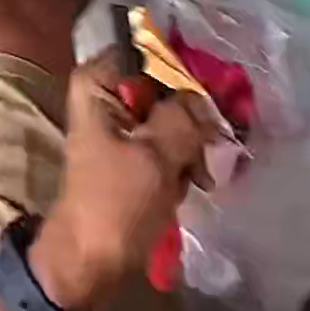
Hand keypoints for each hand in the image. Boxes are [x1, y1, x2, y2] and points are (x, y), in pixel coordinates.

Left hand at [27, 56, 218, 310]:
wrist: (90, 258)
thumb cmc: (115, 202)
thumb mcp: (154, 157)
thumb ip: (183, 118)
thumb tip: (207, 96)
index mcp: (97, 80)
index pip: (147, 52)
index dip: (184, 69)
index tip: (219, 91)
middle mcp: (104, 90)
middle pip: (162, 85)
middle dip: (191, 116)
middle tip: (214, 145)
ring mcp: (117, 120)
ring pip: (169, 114)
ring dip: (190, 144)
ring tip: (200, 176)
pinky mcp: (130, 148)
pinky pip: (165, 140)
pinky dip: (182, 160)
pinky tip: (193, 184)